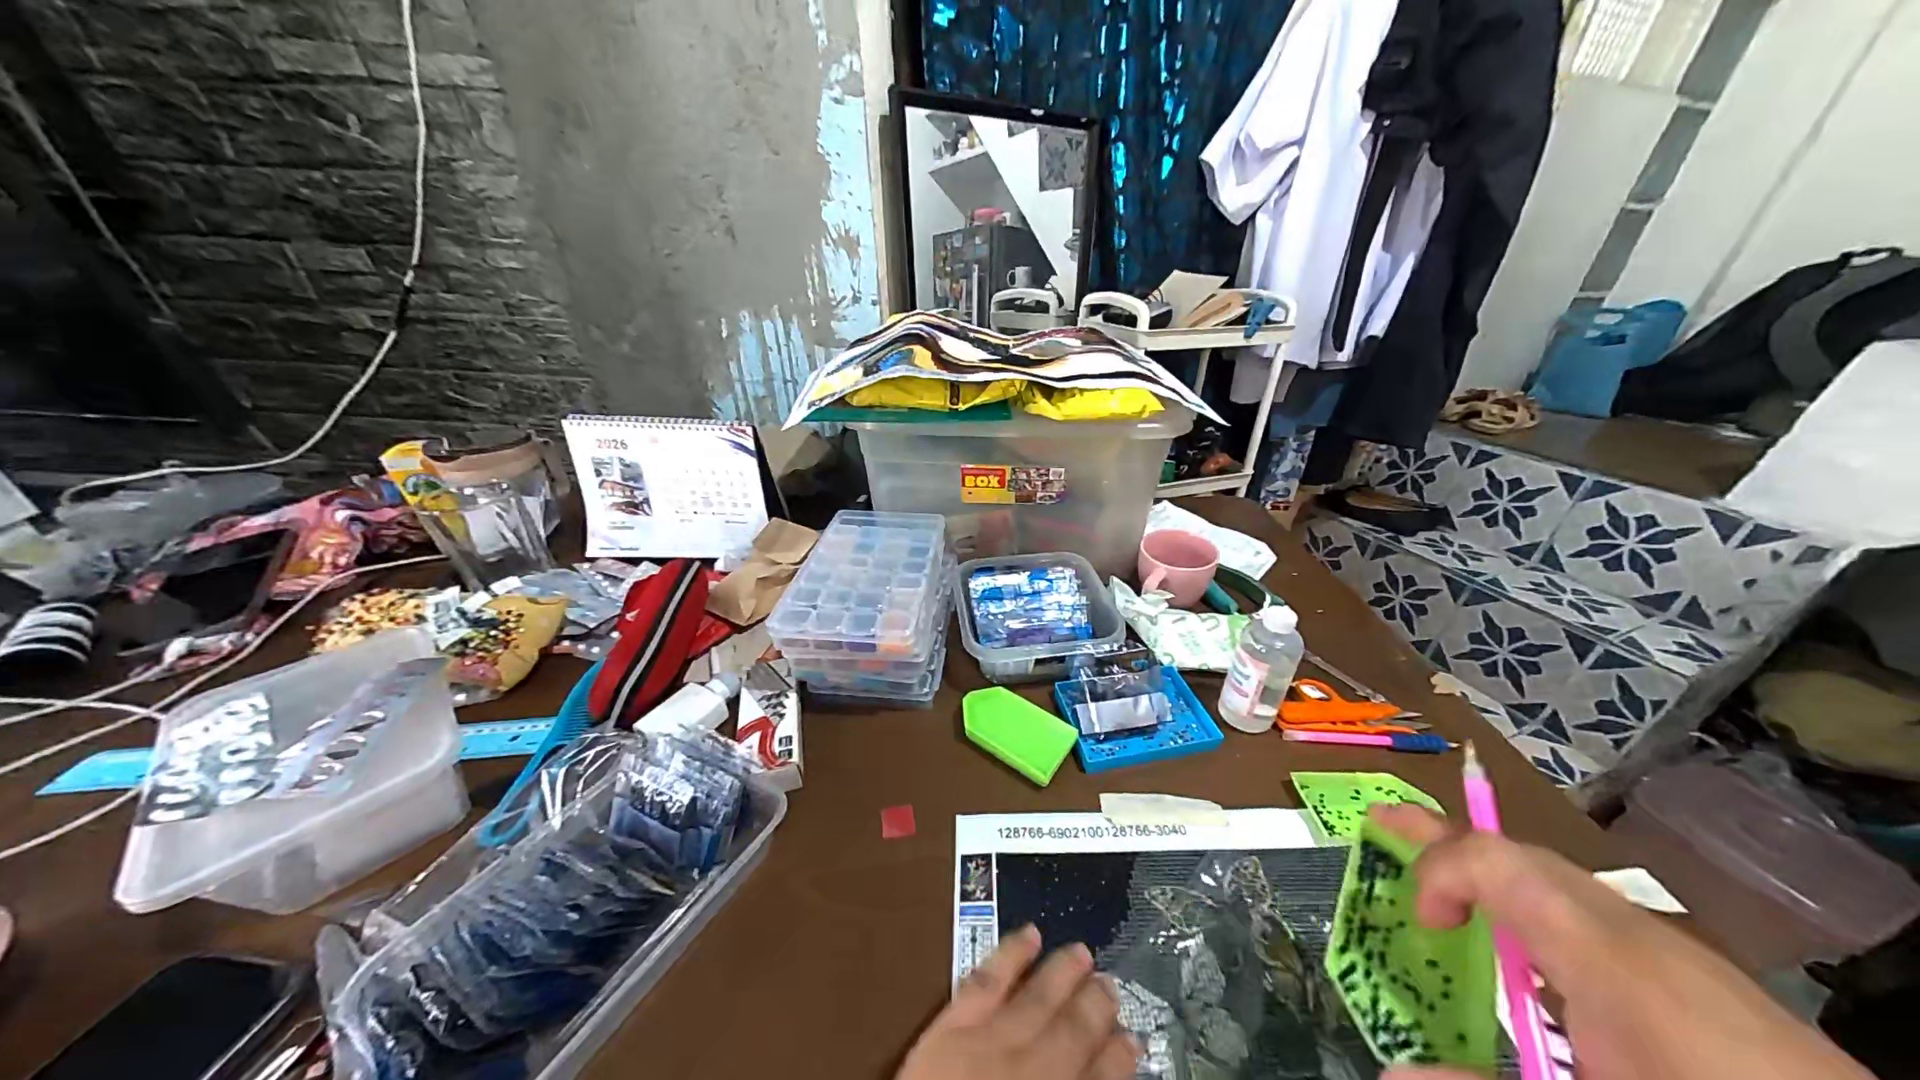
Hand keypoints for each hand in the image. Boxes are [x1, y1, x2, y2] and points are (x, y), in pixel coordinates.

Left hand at [897, 925, 1139, 1079]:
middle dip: (1096, 1007)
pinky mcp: (952, 1027)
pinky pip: (988, 982)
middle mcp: (1033, 1073)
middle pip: (1074, 1033)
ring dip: (1063, 973)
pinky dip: (1012, 954)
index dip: (1118, 1058)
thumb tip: (1090, 1078)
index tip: (1130, 1039)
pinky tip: (1030, 933)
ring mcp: (991, 1046)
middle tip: (1110, 985)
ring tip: (1082, 951)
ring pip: (1038, 1000)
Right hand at [1370, 804, 1872, 1079]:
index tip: (1420, 923)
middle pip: (1522, 856)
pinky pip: (1590, 917)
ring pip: (1556, 881)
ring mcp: (1671, 955)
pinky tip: (1524, 954)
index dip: (1438, 869)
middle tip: (1381, 825)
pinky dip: (1531, 910)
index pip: (1498, 862)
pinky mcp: (1695, 983)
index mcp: (1608, 957)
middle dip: (1445, 839)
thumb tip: (1392, 1070)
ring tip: (1437, 876)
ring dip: (1486, 872)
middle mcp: (1635, 935)